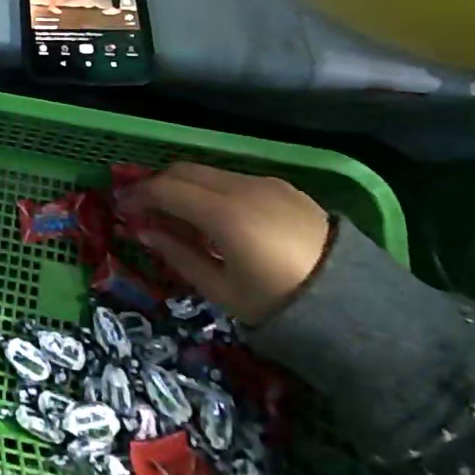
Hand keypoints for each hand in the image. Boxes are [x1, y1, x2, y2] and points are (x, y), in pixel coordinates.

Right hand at [117, 163, 331, 323]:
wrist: (353, 303)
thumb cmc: (278, 303)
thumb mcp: (221, 289)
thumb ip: (178, 254)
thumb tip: (144, 231)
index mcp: (224, 212)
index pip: (166, 188)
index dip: (138, 195)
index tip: (121, 207)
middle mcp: (241, 186)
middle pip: (184, 171)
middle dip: (157, 185)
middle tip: (142, 209)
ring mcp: (264, 183)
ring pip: (209, 172)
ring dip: (184, 186)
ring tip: (175, 215)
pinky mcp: (282, 187)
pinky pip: (233, 179)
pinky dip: (211, 190)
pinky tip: (213, 217)